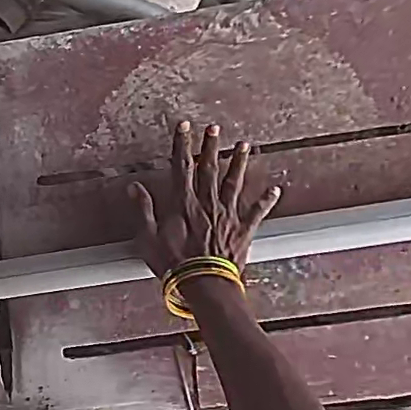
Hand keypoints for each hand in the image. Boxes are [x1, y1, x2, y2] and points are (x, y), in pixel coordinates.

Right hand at [127, 120, 280, 275]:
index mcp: (183, 204)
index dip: (182, 145)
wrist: (203, 283)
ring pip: (234, 182)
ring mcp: (227, 214)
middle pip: (209, 169)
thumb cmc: (173, 263)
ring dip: (239, 163)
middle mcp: (207, 203)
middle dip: (210, 146)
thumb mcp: (148, 238)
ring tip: (244, 145)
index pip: (181, 167)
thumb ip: (144, 210)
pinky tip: (275, 189)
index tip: (184, 127)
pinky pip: (257, 211)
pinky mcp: (242, 229)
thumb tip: (135, 188)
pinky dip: (266, 200)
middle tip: (214, 128)